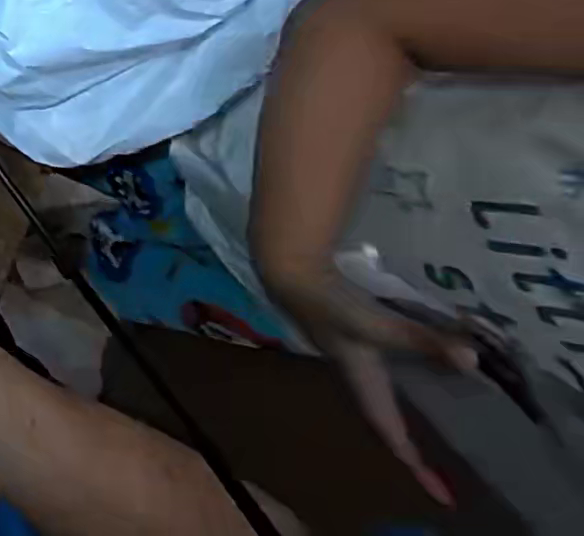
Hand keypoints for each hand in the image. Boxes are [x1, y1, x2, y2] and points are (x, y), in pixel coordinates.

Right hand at [263, 264, 476, 506]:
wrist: (284, 269)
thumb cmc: (324, 302)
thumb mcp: (375, 322)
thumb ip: (421, 339)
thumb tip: (473, 360)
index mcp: (359, 374)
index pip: (386, 424)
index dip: (408, 455)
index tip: (433, 489)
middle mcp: (350, 367)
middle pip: (377, 409)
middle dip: (399, 436)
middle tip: (426, 462)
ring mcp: (342, 347)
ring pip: (374, 387)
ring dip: (394, 408)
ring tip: (415, 423)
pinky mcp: (341, 329)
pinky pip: (374, 365)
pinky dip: (394, 378)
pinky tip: (401, 369)